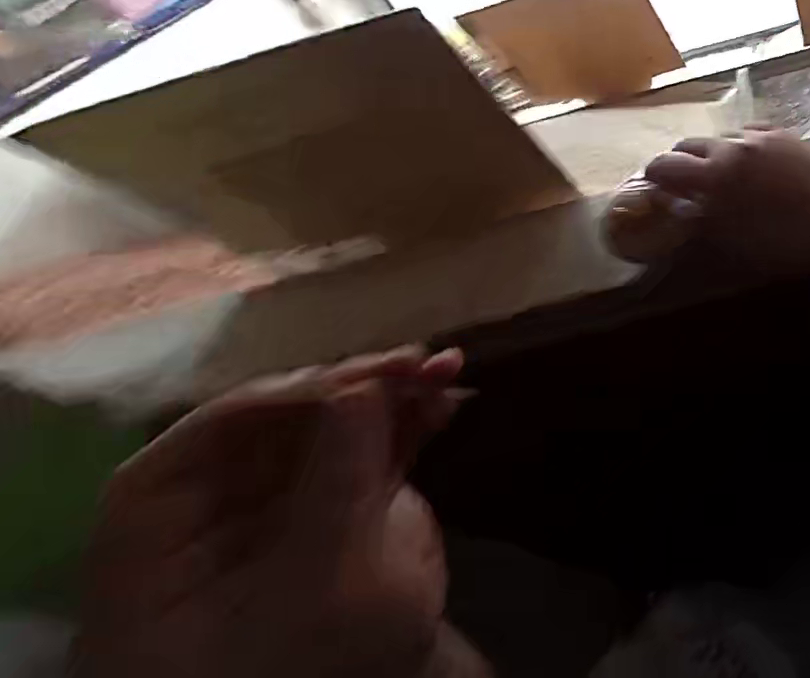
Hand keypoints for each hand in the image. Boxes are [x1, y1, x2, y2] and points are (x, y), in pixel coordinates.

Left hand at [74, 348, 488, 677]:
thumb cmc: (328, 660)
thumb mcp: (326, 579)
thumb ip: (337, 482)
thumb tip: (362, 386)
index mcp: (159, 561)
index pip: (177, 463)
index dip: (252, 412)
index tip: (338, 384)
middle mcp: (218, 520)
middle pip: (266, 432)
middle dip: (344, 388)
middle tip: (410, 362)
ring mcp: (292, 503)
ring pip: (331, 426)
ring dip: (392, 391)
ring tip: (445, 366)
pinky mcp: (351, 493)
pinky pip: (376, 439)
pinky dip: (414, 413)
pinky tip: (449, 394)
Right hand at [642, 126, 809, 275]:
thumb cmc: (783, 243)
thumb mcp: (730, 238)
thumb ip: (697, 217)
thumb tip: (676, 203)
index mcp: (713, 175)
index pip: (664, 165)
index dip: (654, 177)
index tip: (656, 187)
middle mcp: (733, 147)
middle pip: (691, 144)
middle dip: (683, 161)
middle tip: (687, 181)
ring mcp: (762, 137)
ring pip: (724, 136)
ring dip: (717, 152)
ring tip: (727, 172)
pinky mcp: (786, 135)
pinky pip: (754, 132)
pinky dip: (746, 145)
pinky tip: (754, 161)